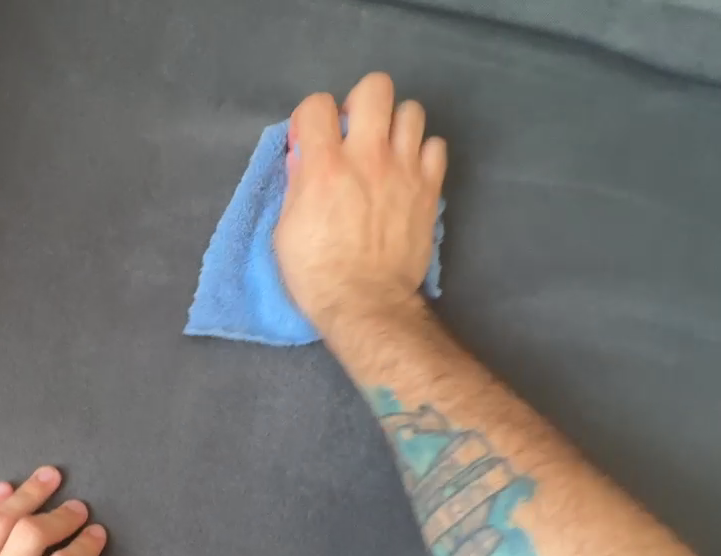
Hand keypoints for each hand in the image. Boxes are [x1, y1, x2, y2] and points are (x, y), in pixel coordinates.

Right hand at [274, 72, 447, 333]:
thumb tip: (303, 159)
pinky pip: (434, 145)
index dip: (309, 119)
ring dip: (393, 127)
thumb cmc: (315, 274)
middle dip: (360, 104)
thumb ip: (297, 187)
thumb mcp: (286, 232)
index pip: (316, 106)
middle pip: (375, 87)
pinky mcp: (429, 186)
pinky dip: (420, 154)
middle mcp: (367, 156)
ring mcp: (404, 168)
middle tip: (354, 133)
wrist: (364, 303)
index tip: (309, 140)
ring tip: (383, 153)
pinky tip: (406, 174)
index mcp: (324, 168)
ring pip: (411, 110)